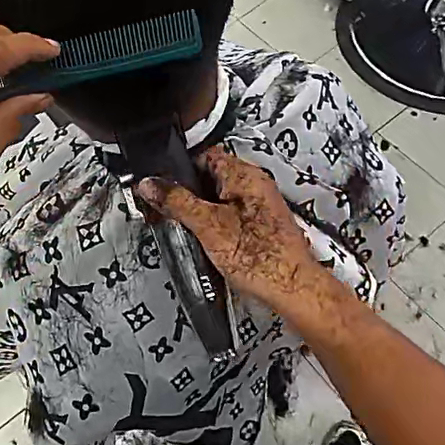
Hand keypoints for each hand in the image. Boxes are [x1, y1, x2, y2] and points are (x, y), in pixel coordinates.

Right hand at [138, 148, 355, 327]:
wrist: (292, 289)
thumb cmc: (264, 259)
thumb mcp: (208, 227)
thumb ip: (177, 202)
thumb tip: (152, 185)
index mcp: (246, 176)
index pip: (205, 155)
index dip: (180, 167)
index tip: (162, 183)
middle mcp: (256, 187)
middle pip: (211, 178)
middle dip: (188, 193)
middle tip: (170, 210)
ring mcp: (259, 208)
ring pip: (219, 200)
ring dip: (201, 212)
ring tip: (189, 230)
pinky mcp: (260, 228)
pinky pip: (230, 218)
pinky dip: (215, 227)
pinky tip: (208, 244)